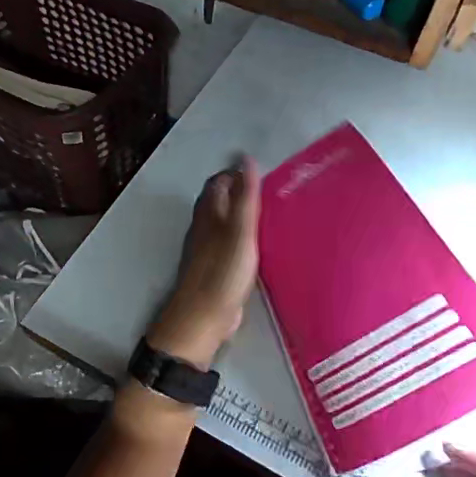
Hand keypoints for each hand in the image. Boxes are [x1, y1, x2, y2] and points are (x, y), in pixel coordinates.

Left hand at [146, 157, 259, 367]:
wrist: (204, 317)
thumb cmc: (223, 271)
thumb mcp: (240, 230)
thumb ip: (246, 196)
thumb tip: (246, 159)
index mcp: (209, 212)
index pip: (219, 181)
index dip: (238, 173)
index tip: (264, 173)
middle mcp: (205, 227)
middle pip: (221, 201)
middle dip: (241, 192)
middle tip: (271, 193)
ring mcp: (209, 249)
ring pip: (225, 223)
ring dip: (243, 216)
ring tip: (271, 215)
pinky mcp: (217, 269)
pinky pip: (231, 244)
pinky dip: (245, 238)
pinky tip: (262, 245)